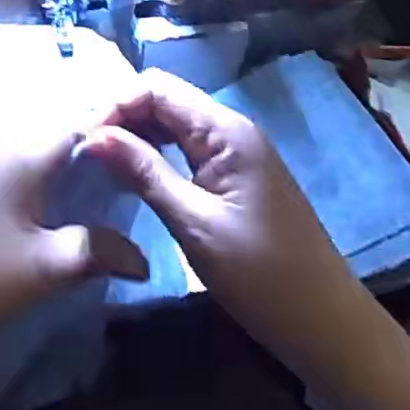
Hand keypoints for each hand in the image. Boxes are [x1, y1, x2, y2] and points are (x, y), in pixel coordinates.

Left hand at [0, 25, 148, 409]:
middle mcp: (3, 110)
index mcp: (33, 142)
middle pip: (63, 77)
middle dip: (100, 80)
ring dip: (57, 69)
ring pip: (23, 68)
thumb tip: (145, 259)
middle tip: (122, 102)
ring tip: (81, 82)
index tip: (149, 111)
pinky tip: (4, 62)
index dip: (126, 102)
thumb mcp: (36, 273)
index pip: (94, 105)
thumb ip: (95, 252)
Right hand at [79, 68, 367, 374]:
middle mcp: (229, 126)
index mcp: (224, 129)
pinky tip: (132, 171)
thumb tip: (94, 134)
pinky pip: (186, 145)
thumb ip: (144, 172)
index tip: (84, 138)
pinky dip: (157, 151)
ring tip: (99, 159)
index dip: (117, 103)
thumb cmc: (262, 275)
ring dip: (136, 133)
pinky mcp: (233, 172)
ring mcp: (234, 148)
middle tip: (85, 150)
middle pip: (165, 98)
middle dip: (123, 115)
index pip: (158, 87)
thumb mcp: (194, 224)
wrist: (325, 322)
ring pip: (174, 121)